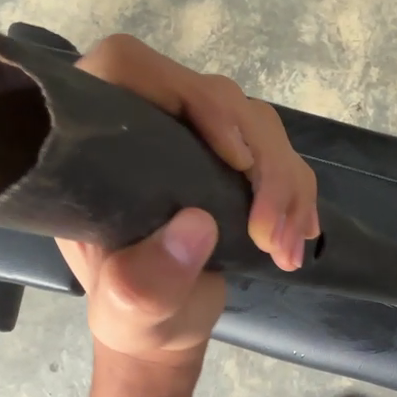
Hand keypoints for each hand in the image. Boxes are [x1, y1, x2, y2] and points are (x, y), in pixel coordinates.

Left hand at [55, 35, 320, 369]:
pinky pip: (282, 156)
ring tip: (284, 250)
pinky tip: (299, 238)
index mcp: (96, 138)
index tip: (234, 158)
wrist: (166, 327)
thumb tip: (198, 224)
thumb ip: (147, 280)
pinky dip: (300, 197)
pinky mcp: (236, 161)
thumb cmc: (134, 315)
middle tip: (270, 236)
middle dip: (261, 166)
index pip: (134, 69)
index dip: (189, 95)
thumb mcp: (129, 309)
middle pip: (218, 98)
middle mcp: (150, 123)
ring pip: (259, 126)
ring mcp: (198, 138)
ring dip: (286, 186)